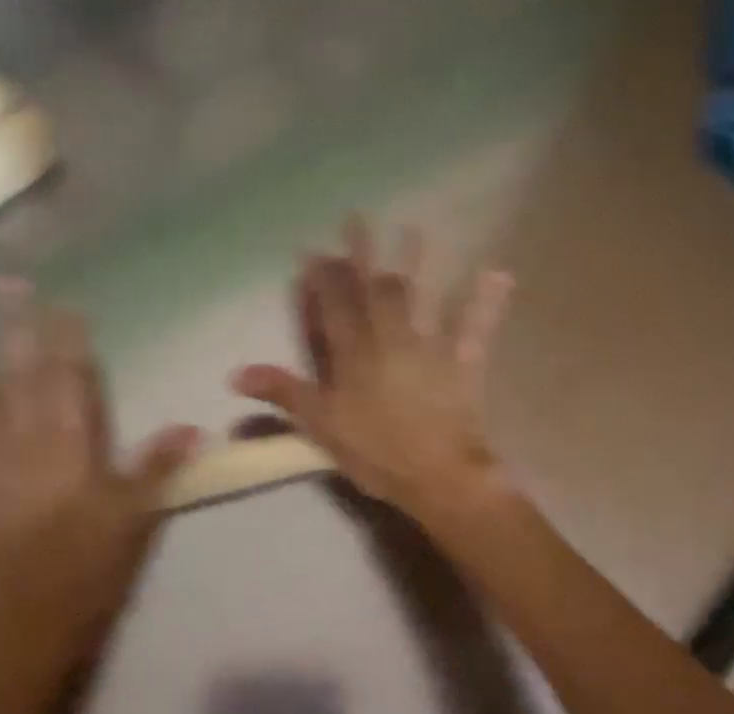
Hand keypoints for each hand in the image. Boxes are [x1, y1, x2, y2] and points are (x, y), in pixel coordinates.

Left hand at [0, 278, 196, 649]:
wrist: (27, 620)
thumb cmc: (91, 571)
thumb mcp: (137, 519)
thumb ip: (157, 468)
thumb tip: (192, 426)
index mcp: (73, 449)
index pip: (72, 383)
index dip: (69, 342)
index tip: (64, 304)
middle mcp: (23, 442)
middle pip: (21, 377)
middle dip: (16, 327)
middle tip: (7, 280)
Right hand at [232, 218, 514, 522]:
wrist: (437, 475)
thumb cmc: (376, 455)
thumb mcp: (322, 427)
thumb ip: (284, 394)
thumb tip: (235, 374)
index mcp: (353, 356)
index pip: (334, 307)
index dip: (323, 278)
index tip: (313, 249)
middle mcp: (390, 340)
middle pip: (374, 290)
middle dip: (364, 254)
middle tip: (358, 218)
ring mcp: (429, 348)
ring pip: (421, 298)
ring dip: (418, 262)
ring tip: (415, 228)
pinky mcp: (463, 363)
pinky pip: (476, 329)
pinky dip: (487, 303)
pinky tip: (499, 274)